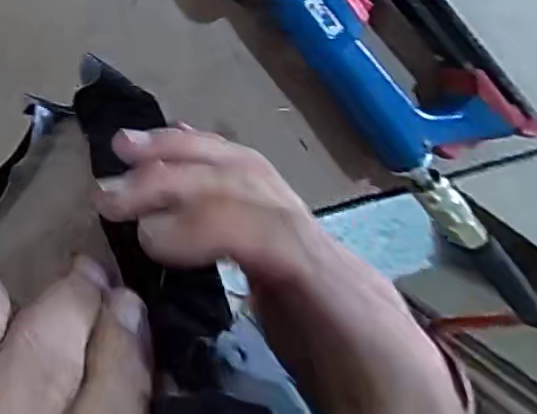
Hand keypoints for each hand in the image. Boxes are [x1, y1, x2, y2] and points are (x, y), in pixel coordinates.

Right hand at [95, 128, 466, 413]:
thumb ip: (277, 400)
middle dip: (179, 176)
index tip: (147, 241)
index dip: (209, 222)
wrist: (426, 412)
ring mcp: (319, 241)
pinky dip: (204, 161)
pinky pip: (250, 188)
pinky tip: (171, 153)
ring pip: (251, 172)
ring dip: (184, 153)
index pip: (280, 236)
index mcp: (355, 308)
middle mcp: (336, 256)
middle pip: (257, 186)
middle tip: (110, 194)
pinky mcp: (298, 246)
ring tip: (127, 148)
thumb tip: (182, 375)